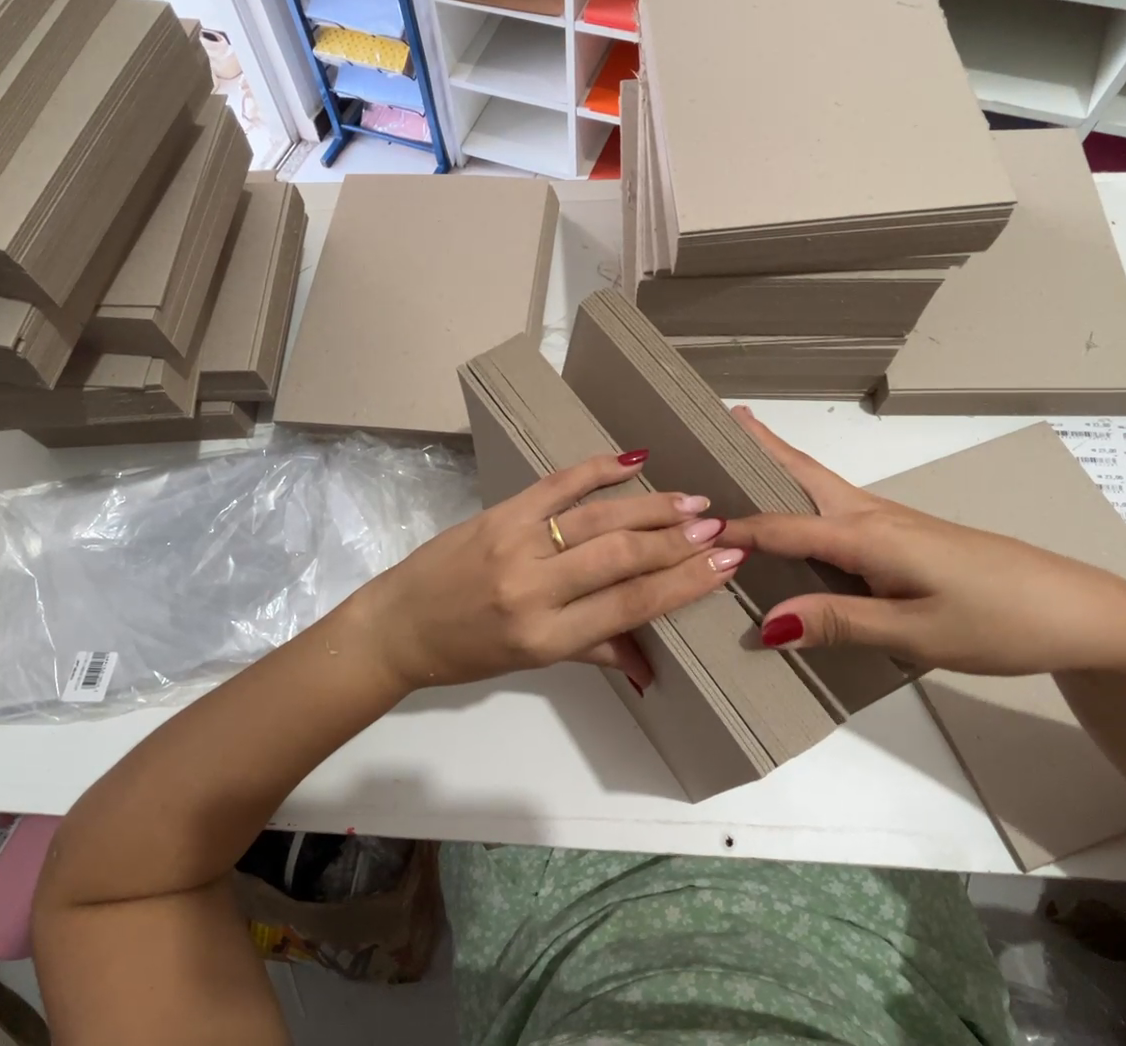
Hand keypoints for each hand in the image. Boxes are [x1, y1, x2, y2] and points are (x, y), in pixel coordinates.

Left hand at [349, 451, 746, 689]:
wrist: (398, 626)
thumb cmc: (466, 654)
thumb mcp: (533, 663)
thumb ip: (596, 652)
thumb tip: (653, 664)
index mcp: (547, 636)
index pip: (632, 605)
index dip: (686, 582)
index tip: (727, 562)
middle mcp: (534, 588)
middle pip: (623, 556)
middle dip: (678, 541)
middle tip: (721, 527)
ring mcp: (514, 544)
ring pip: (597, 518)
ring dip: (651, 507)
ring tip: (693, 501)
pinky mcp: (497, 513)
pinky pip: (556, 485)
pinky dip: (596, 469)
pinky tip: (633, 460)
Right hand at [722, 408, 1125, 676]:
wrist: (1080, 613)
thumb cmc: (999, 621)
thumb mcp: (916, 633)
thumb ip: (839, 623)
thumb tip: (766, 622)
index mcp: (869, 537)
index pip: (784, 527)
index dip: (737, 531)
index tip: (688, 530)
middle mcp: (874, 518)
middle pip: (804, 474)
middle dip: (762, 447)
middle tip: (722, 418)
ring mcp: (892, 524)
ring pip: (820, 486)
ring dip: (780, 464)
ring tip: (744, 448)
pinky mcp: (906, 538)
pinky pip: (837, 508)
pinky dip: (803, 494)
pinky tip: (799, 514)